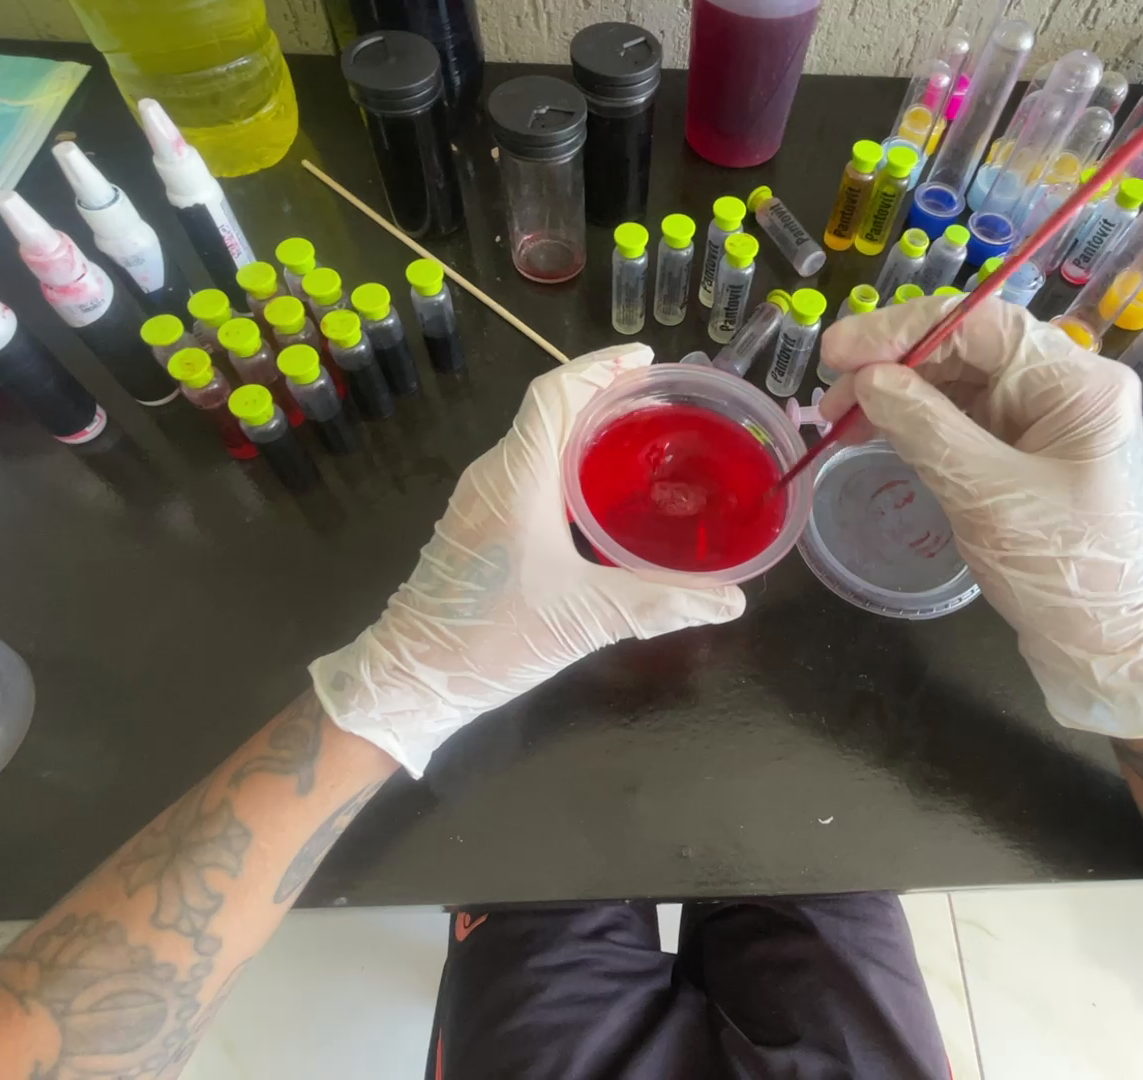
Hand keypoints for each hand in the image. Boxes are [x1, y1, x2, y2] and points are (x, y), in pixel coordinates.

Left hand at [310, 345, 746, 775]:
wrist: (409, 678)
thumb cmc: (490, 637)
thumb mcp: (584, 617)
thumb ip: (660, 604)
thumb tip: (733, 601)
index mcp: (516, 477)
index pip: (554, 394)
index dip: (599, 367)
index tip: (644, 359)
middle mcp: (494, 476)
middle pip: (549, 411)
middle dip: (603, 395)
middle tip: (661, 406)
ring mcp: (480, 501)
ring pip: (536, 443)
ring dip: (584, 430)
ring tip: (640, 442)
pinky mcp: (477, 526)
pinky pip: (528, 473)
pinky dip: (567, 464)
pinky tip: (598, 496)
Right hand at [819, 296, 1142, 737]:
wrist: (1098, 638)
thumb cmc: (1058, 568)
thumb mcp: (987, 496)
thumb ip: (926, 429)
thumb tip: (867, 381)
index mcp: (1076, 384)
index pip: (982, 324)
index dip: (904, 329)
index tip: (838, 351)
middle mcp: (1059, 386)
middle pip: (964, 346)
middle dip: (891, 361)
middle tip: (829, 391)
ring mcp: (1036, 416)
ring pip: (952, 380)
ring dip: (891, 391)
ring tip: (837, 416)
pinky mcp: (1014, 446)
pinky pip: (953, 415)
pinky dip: (907, 419)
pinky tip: (869, 429)